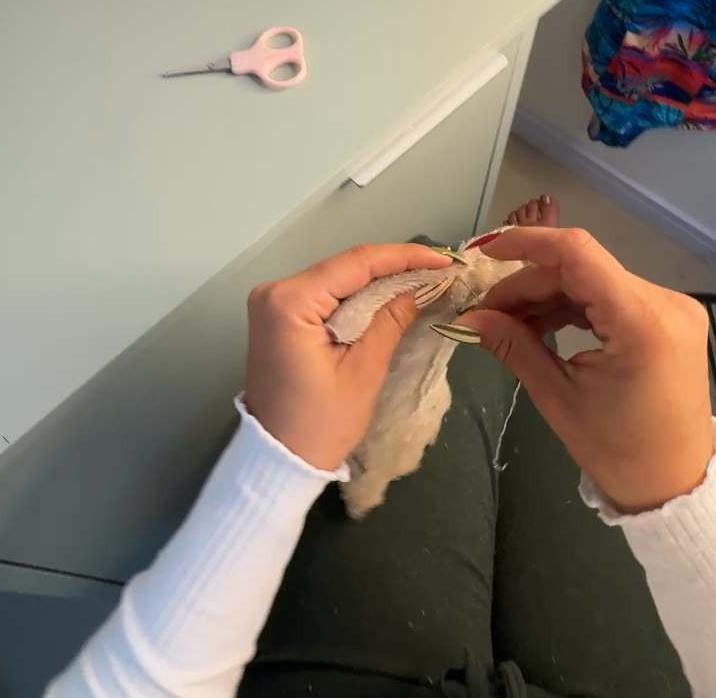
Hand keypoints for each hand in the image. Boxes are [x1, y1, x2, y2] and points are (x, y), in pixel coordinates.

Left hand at [244, 243, 452, 470]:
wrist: (278, 458)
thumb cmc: (320, 423)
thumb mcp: (364, 371)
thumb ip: (390, 320)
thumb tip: (420, 288)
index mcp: (289, 302)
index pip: (354, 264)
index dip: (402, 257)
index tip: (441, 259)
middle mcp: (274, 291)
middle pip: (344, 267)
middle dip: (392, 266)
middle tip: (438, 269)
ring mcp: (273, 302)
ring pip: (336, 278)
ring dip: (377, 280)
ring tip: (422, 278)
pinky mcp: (279, 315)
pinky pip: (325, 294)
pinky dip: (357, 295)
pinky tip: (389, 295)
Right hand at [454, 227, 713, 512]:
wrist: (676, 485)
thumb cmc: (618, 450)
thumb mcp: (557, 396)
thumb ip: (513, 345)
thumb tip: (468, 317)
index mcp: (642, 322)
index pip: (578, 254)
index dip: (528, 242)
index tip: (486, 253)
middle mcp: (664, 302)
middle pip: (578, 268)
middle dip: (527, 284)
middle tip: (487, 311)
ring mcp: (669, 306)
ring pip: (589, 279)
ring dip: (545, 295)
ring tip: (508, 322)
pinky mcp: (665, 315)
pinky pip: (606, 294)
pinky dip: (569, 304)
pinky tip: (540, 324)